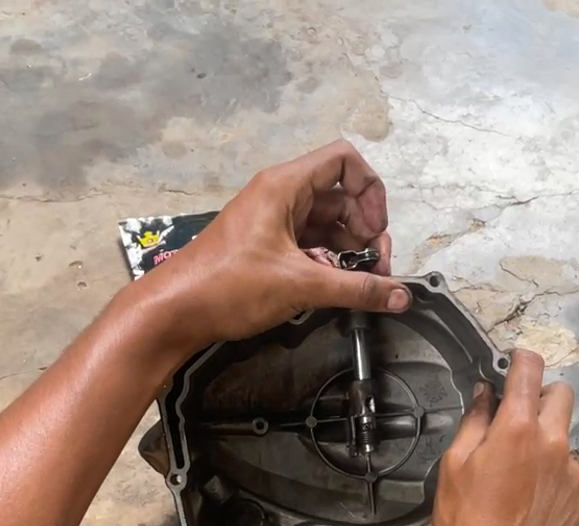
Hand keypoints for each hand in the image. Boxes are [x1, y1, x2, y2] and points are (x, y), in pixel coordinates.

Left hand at [135, 141, 409, 353]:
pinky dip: (329, 263)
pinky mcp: (268, 249)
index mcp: (285, 186)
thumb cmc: (228, 286)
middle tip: (376, 269)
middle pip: (342, 197)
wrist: (177, 311)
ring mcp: (274, 223)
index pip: (344, 161)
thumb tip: (401, 294)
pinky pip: (311, 246)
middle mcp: (281, 196)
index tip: (377, 232)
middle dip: (366, 230)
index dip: (371, 191)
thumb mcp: (300, 285)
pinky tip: (336, 287)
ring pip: (328, 225)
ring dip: (350, 251)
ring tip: (360, 283)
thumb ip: (356, 288)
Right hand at [434, 349, 578, 525]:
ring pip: (564, 435)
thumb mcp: (454, 467)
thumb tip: (486, 396)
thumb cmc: (466, 524)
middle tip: (514, 419)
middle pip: (562, 394)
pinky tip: (528, 499)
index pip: (530, 368)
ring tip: (515, 474)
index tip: (510, 365)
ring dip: (545, 440)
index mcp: (519, 428)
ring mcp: (573, 469)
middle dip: (540, 397)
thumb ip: (474, 422)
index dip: (519, 361)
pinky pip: (568, 469)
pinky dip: (551, 473)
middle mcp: (554, 441)